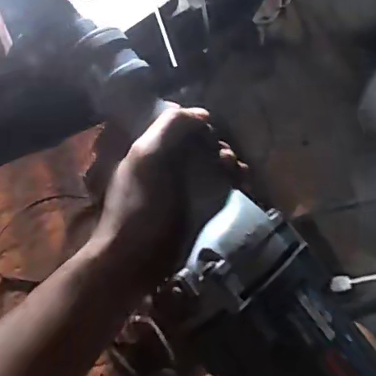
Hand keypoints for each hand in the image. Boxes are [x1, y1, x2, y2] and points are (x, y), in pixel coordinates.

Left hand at [87, 106, 241, 288]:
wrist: (132, 262)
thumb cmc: (137, 206)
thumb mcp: (146, 158)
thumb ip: (169, 128)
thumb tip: (204, 113)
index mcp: (152, 150)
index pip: (183, 127)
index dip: (200, 126)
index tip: (211, 134)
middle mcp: (169, 166)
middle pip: (203, 146)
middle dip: (219, 147)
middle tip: (225, 159)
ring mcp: (185, 191)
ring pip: (215, 167)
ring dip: (231, 164)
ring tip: (236, 172)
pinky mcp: (199, 213)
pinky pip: (222, 191)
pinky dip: (235, 184)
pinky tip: (243, 185)